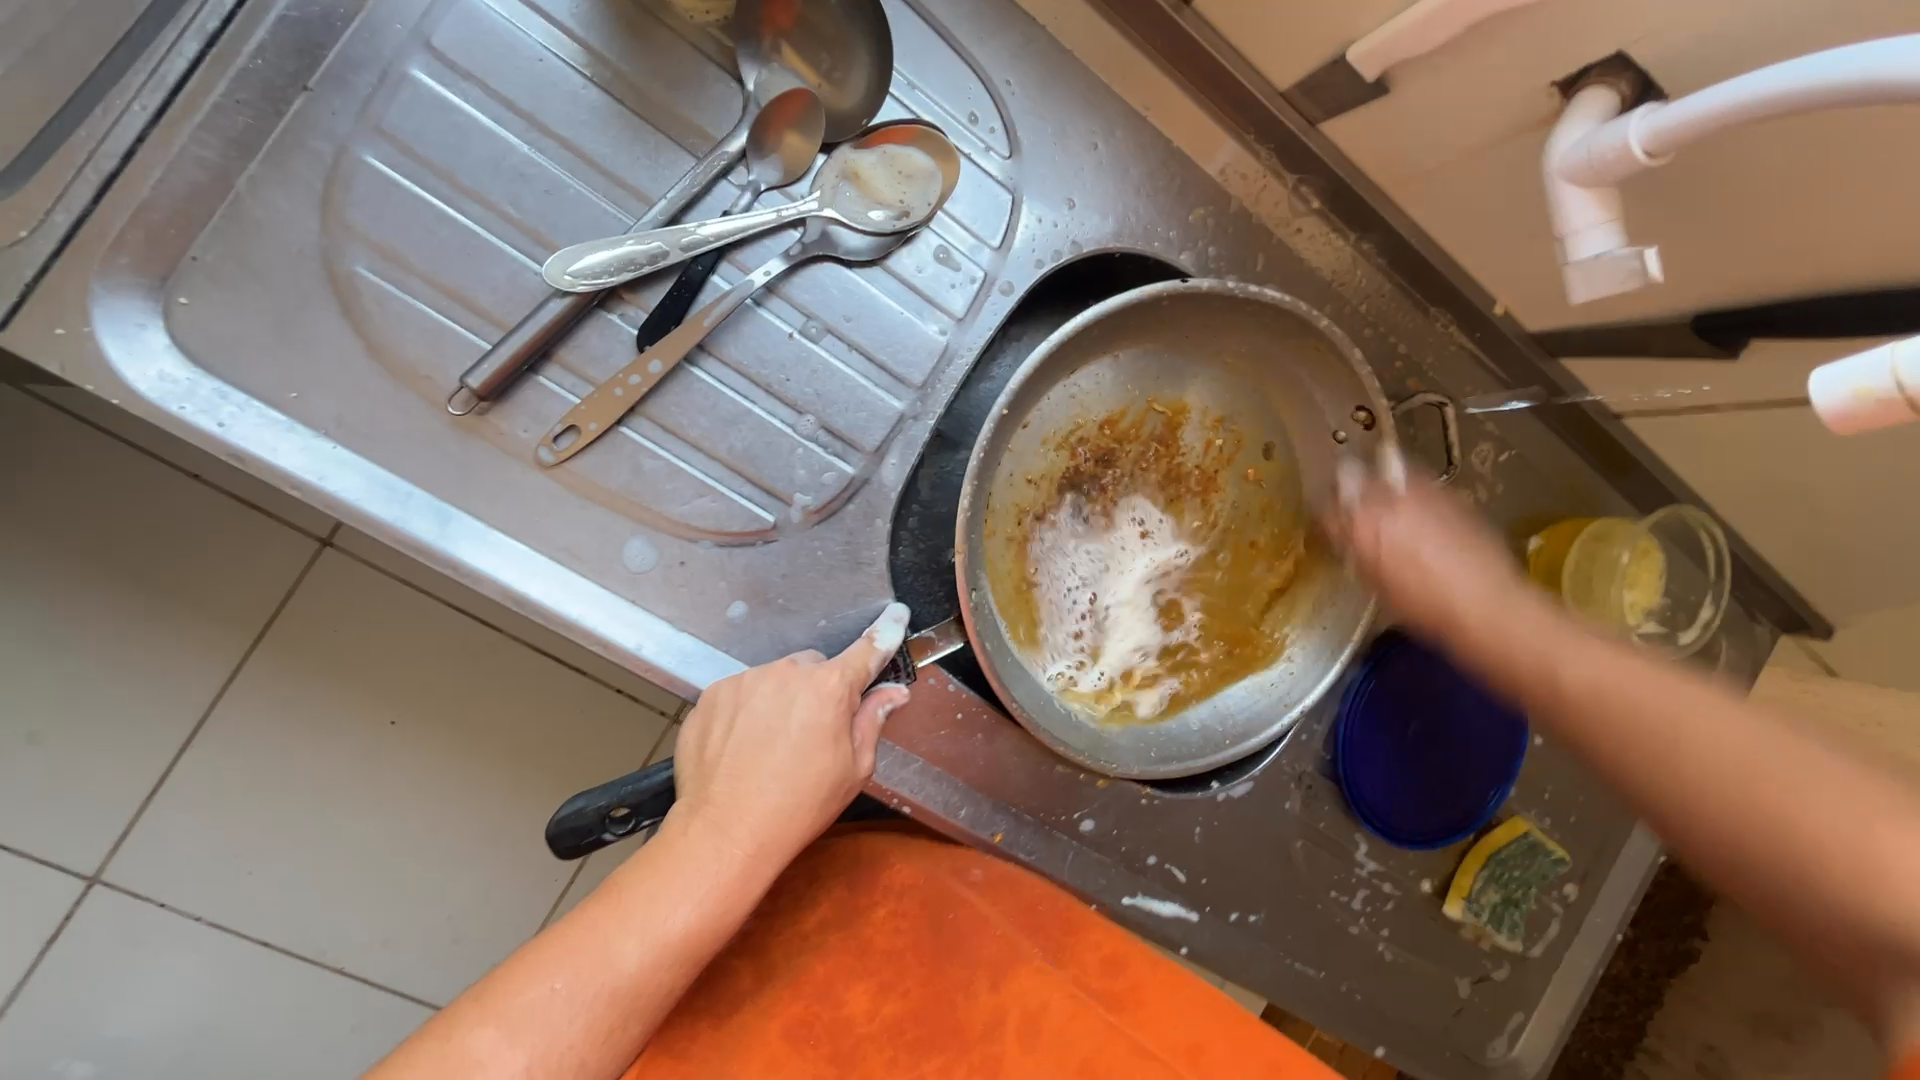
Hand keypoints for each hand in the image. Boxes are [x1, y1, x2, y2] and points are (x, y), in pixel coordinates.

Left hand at [666, 603, 912, 869]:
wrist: (725, 833)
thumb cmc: (798, 806)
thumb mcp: (853, 770)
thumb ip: (872, 721)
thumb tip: (893, 693)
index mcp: (829, 689)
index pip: (866, 651)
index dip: (886, 632)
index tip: (897, 613)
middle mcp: (786, 674)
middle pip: (813, 668)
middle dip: (818, 690)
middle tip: (812, 733)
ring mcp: (745, 681)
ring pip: (774, 680)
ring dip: (779, 700)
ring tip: (770, 746)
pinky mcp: (712, 695)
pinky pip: (740, 692)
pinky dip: (746, 711)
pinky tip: (743, 746)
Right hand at [1321, 448, 1548, 649]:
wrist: (1485, 604)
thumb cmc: (1422, 607)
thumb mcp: (1374, 584)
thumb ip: (1357, 554)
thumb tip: (1350, 543)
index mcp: (1358, 525)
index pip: (1326, 509)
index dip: (1325, 516)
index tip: (1328, 524)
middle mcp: (1384, 500)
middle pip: (1353, 478)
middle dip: (1347, 488)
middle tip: (1350, 503)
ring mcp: (1419, 493)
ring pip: (1387, 471)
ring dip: (1380, 480)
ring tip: (1383, 496)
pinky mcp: (1450, 494)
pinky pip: (1420, 483)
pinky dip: (1412, 489)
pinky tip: (1417, 507)